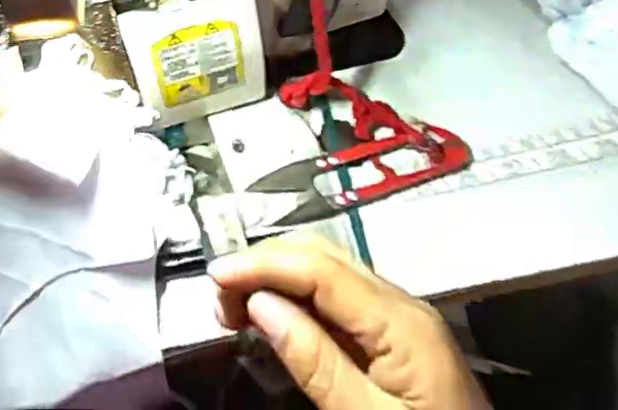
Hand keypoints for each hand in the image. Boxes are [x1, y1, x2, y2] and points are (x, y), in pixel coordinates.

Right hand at [210, 233, 488, 409]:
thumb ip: (317, 363)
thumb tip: (259, 304)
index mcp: (402, 322)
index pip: (316, 265)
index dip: (258, 263)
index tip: (215, 278)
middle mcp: (401, 304)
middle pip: (317, 253)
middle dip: (260, 264)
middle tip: (221, 298)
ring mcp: (399, 317)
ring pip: (321, 266)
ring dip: (272, 276)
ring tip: (237, 306)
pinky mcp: (393, 335)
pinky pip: (332, 294)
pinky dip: (292, 294)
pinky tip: (272, 316)